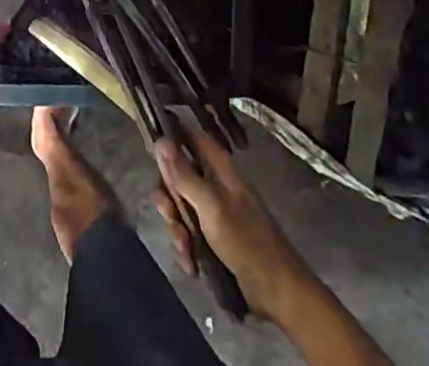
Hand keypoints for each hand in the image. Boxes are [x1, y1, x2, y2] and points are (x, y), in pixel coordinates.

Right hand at [153, 130, 314, 321]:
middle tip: (170, 216)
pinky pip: (187, 231)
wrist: (275, 290)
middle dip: (169, 199)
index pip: (189, 138)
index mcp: (219, 167)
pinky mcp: (212, 234)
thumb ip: (184, 175)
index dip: (170, 143)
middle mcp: (214, 182)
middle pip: (177, 175)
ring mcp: (213, 209)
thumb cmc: (246, 241)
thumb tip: (160, 140)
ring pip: (179, 206)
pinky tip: (191, 263)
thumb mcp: (211, 207)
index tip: (153, 160)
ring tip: (186, 250)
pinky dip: (186, 246)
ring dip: (177, 229)